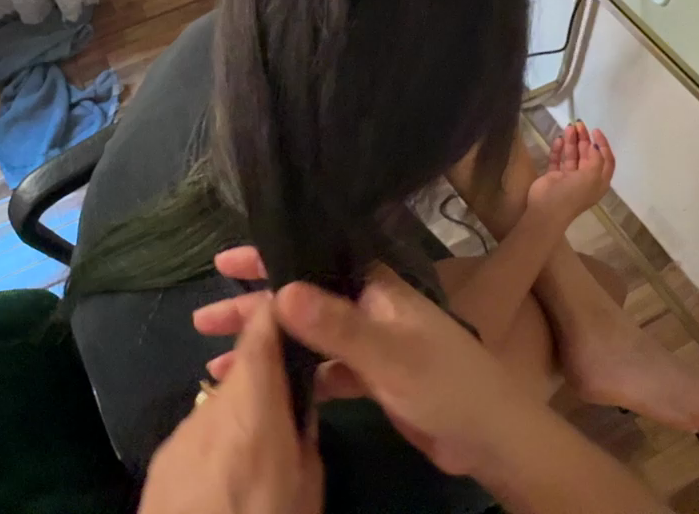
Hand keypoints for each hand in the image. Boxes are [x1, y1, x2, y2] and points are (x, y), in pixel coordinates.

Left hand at [140, 293, 323, 513]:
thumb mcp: (307, 490)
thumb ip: (304, 435)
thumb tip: (300, 406)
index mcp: (254, 409)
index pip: (262, 331)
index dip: (277, 311)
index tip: (295, 304)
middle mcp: (213, 407)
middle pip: (242, 369)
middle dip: (265, 377)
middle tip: (288, 402)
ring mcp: (182, 431)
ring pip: (221, 403)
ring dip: (240, 414)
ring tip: (257, 453)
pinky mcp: (161, 458)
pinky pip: (199, 433)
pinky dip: (217, 442)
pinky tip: (225, 477)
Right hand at [194, 248, 538, 479]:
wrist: (494, 440)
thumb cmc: (448, 383)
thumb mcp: (391, 354)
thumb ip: (337, 325)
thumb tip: (281, 290)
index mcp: (373, 285)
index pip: (312, 258)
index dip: (268, 258)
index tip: (224, 262)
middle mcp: (366, 304)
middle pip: (300, 299)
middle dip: (253, 309)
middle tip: (204, 322)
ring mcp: (368, 341)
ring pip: (305, 337)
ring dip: (267, 347)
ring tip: (218, 365)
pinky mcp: (371, 375)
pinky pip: (321, 370)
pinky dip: (294, 378)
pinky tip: (264, 392)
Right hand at [524, 122, 612, 227]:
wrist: (547, 209)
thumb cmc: (573, 194)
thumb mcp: (591, 177)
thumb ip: (596, 159)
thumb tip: (595, 145)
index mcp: (598, 181)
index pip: (605, 160)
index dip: (603, 145)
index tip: (596, 131)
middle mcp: (585, 179)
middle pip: (588, 155)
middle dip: (585, 139)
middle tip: (578, 124)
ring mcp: (568, 177)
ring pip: (573, 156)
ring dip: (572, 142)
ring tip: (568, 127)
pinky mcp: (553, 176)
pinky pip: (557, 160)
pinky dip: (558, 150)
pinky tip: (558, 140)